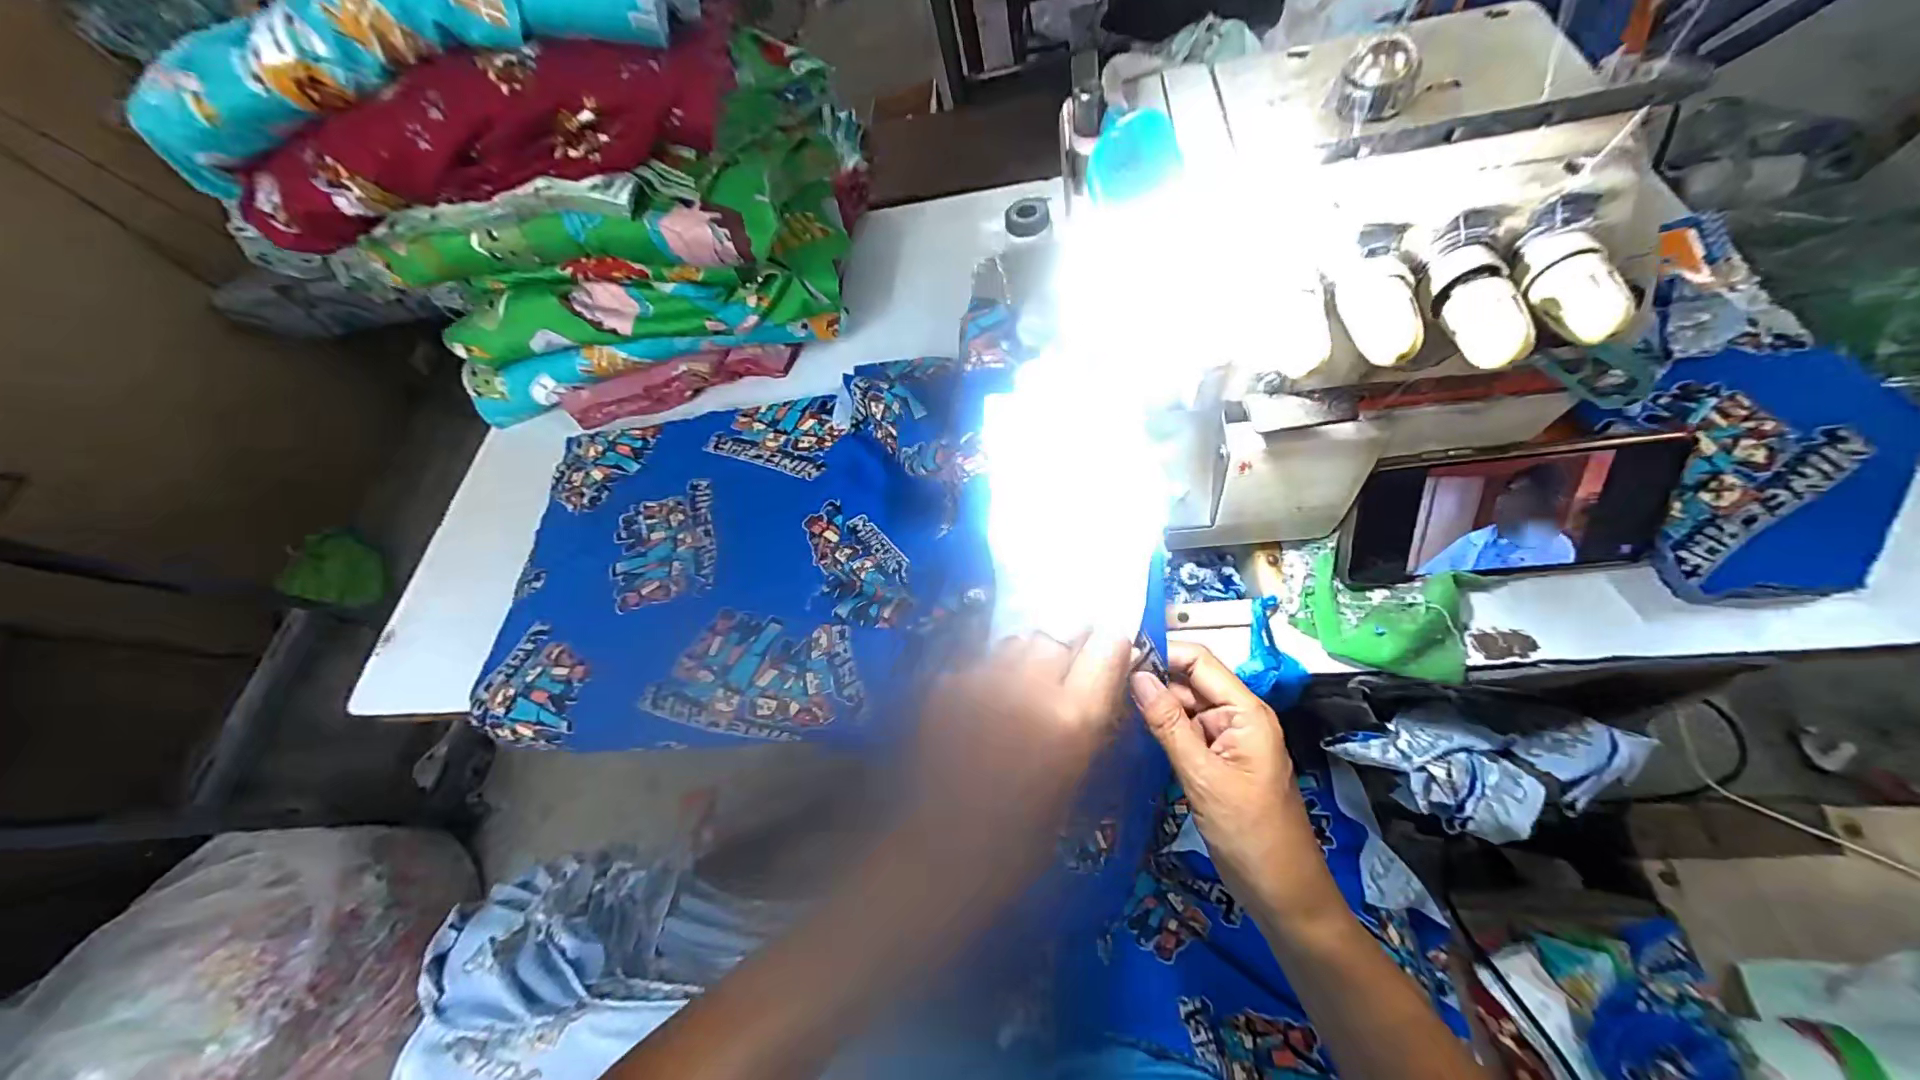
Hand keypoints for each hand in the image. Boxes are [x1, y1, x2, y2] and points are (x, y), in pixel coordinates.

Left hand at [909, 632, 1132, 877]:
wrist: (936, 855)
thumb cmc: (1017, 840)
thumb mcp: (1072, 786)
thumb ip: (1089, 726)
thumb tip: (1103, 687)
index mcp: (1072, 717)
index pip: (1107, 647)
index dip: (1110, 646)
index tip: (1108, 650)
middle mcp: (1028, 685)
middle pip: (1055, 638)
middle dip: (1062, 653)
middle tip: (1057, 680)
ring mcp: (980, 679)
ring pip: (1014, 643)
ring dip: (1023, 661)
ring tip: (1014, 695)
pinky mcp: (943, 684)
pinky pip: (977, 665)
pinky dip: (985, 678)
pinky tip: (977, 711)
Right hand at [1129, 642, 1344, 924]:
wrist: (1283, 893)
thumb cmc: (1251, 835)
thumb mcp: (1203, 777)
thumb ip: (1168, 724)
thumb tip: (1138, 677)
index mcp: (1246, 712)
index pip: (1200, 661)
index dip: (1162, 652)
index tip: (1120, 656)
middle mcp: (1237, 717)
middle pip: (1189, 681)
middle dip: (1152, 679)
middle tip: (1107, 686)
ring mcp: (1226, 739)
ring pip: (1184, 706)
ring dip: (1154, 705)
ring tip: (1112, 705)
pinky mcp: (1216, 759)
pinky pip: (1186, 731)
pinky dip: (1162, 728)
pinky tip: (1134, 729)